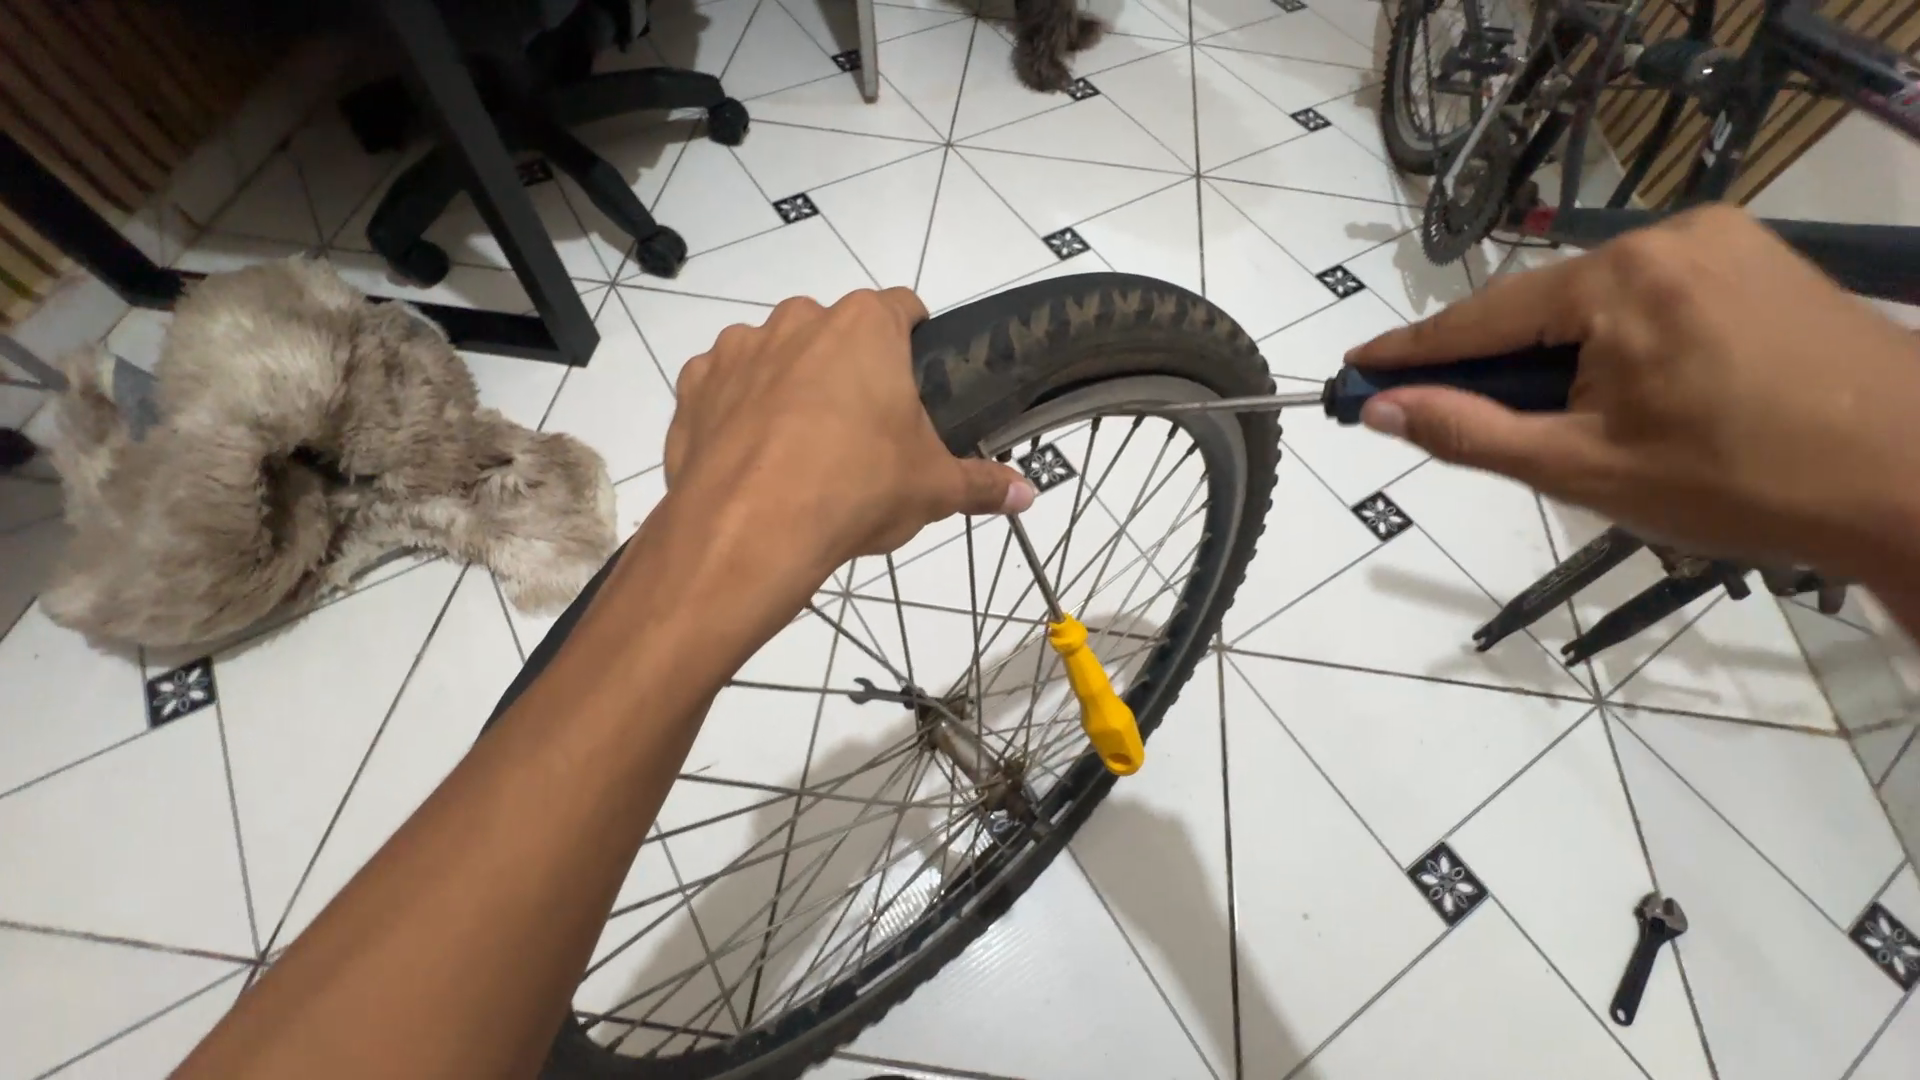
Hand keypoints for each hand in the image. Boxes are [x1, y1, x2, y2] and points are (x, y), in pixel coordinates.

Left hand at [663, 288, 1033, 574]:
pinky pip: (726, 388)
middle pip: (837, 333)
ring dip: (793, 386)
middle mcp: (799, 319)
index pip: (903, 307)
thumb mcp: (934, 489)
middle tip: (862, 431)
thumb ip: (983, 484)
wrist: (750, 531)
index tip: (915, 380)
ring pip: (778, 356)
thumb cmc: (858, 490)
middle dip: (850, 369)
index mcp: (865, 327)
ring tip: (802, 450)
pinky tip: (753, 457)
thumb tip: (1029, 495)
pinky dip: (740, 411)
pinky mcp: (694, 385)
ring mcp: (738, 348)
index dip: (915, 339)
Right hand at [1346, 205, 1919, 577]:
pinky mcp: (1751, 259)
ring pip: (1580, 303)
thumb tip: (1379, 409)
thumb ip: (1465, 431)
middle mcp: (1665, 238)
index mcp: (1619, 281)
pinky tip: (1599, 391)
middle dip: (1481, 363)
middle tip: (1437, 412)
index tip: (1351, 368)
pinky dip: (1593, 343)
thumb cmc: (1739, 483)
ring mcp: (1718, 240)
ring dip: (1540, 357)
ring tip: (1536, 419)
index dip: (1406, 351)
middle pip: (1529, 307)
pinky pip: (1633, 297)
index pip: (1476, 319)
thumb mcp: (1577, 468)